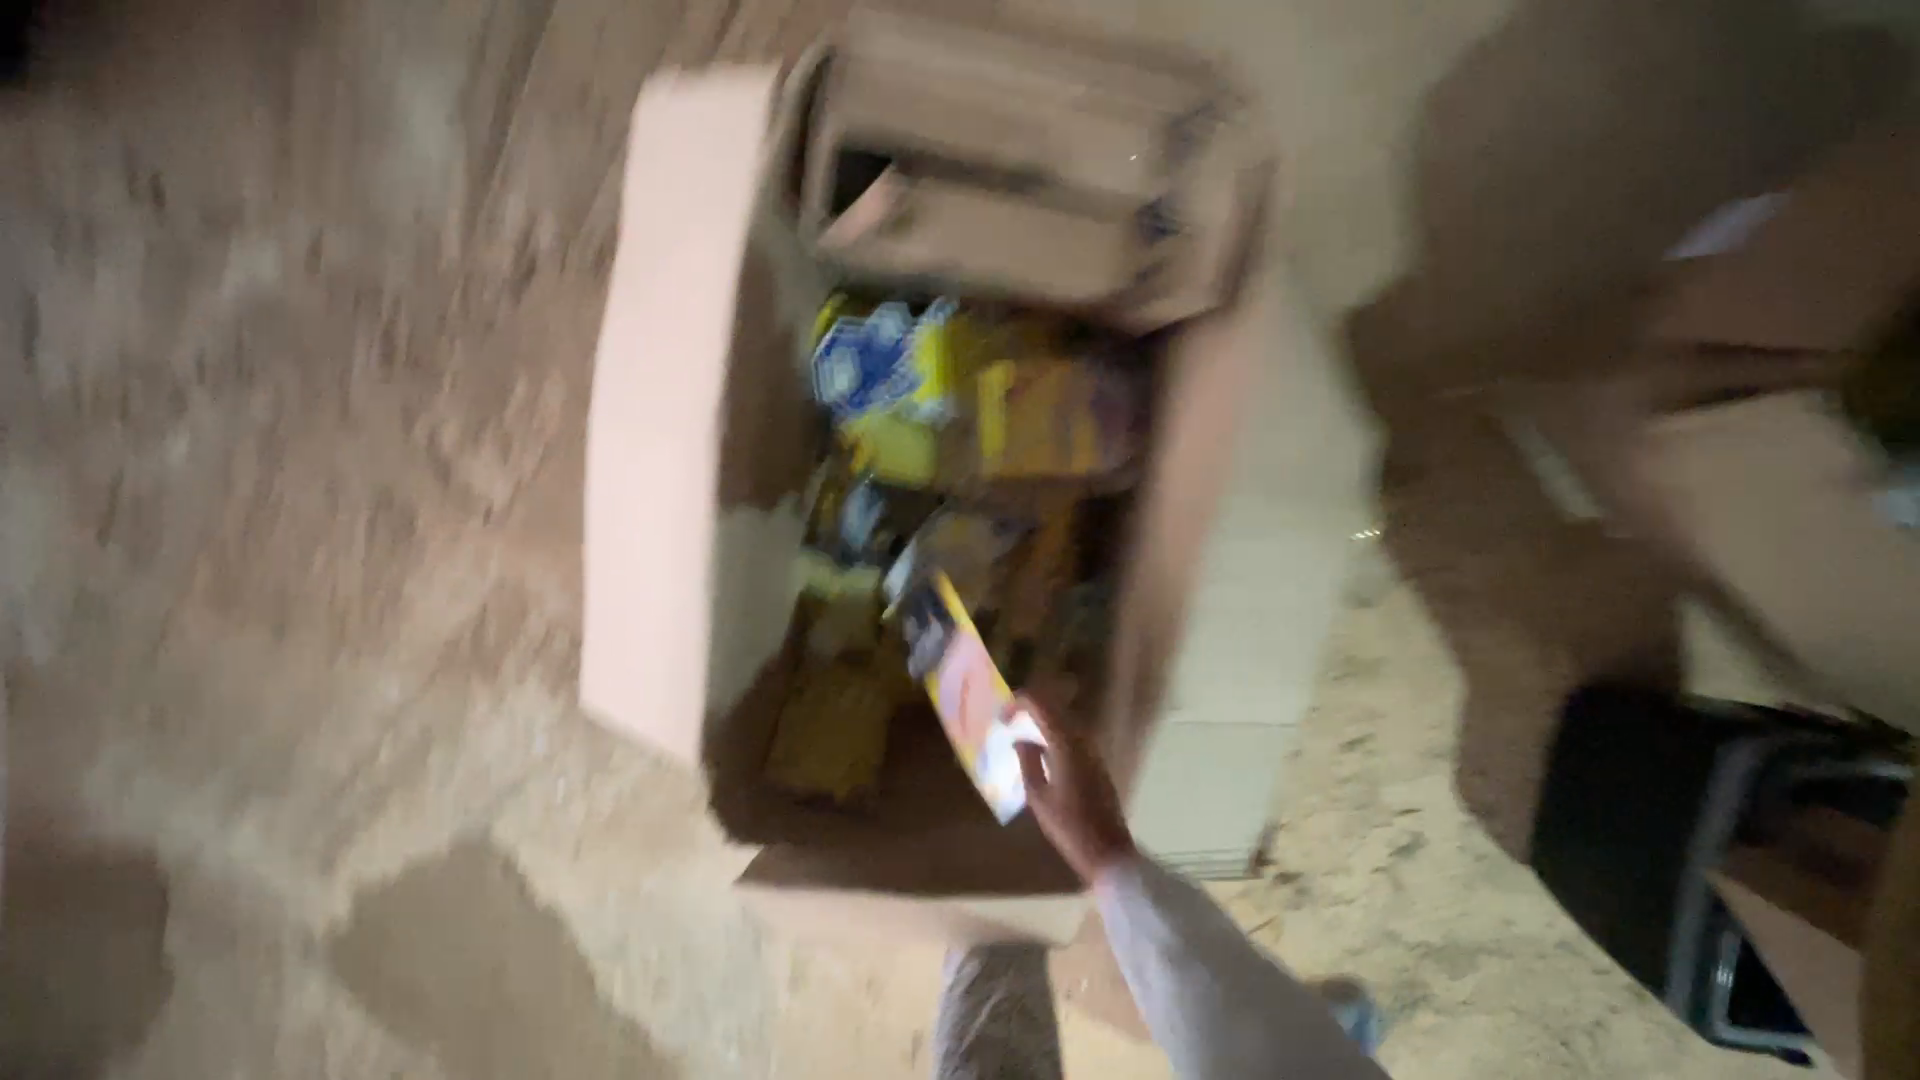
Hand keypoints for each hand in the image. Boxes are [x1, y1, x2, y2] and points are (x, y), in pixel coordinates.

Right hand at [1013, 693, 1137, 885]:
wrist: (1107, 851)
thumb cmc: (1068, 826)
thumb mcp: (1037, 795)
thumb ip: (1027, 761)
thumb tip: (1020, 740)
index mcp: (1065, 743)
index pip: (1039, 704)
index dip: (1017, 704)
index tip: (1001, 719)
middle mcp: (1081, 738)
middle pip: (1053, 706)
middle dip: (1028, 707)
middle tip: (1007, 721)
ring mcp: (1092, 749)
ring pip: (1063, 719)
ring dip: (1041, 720)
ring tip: (1019, 735)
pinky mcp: (1096, 761)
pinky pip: (1071, 735)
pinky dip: (1052, 733)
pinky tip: (1039, 751)